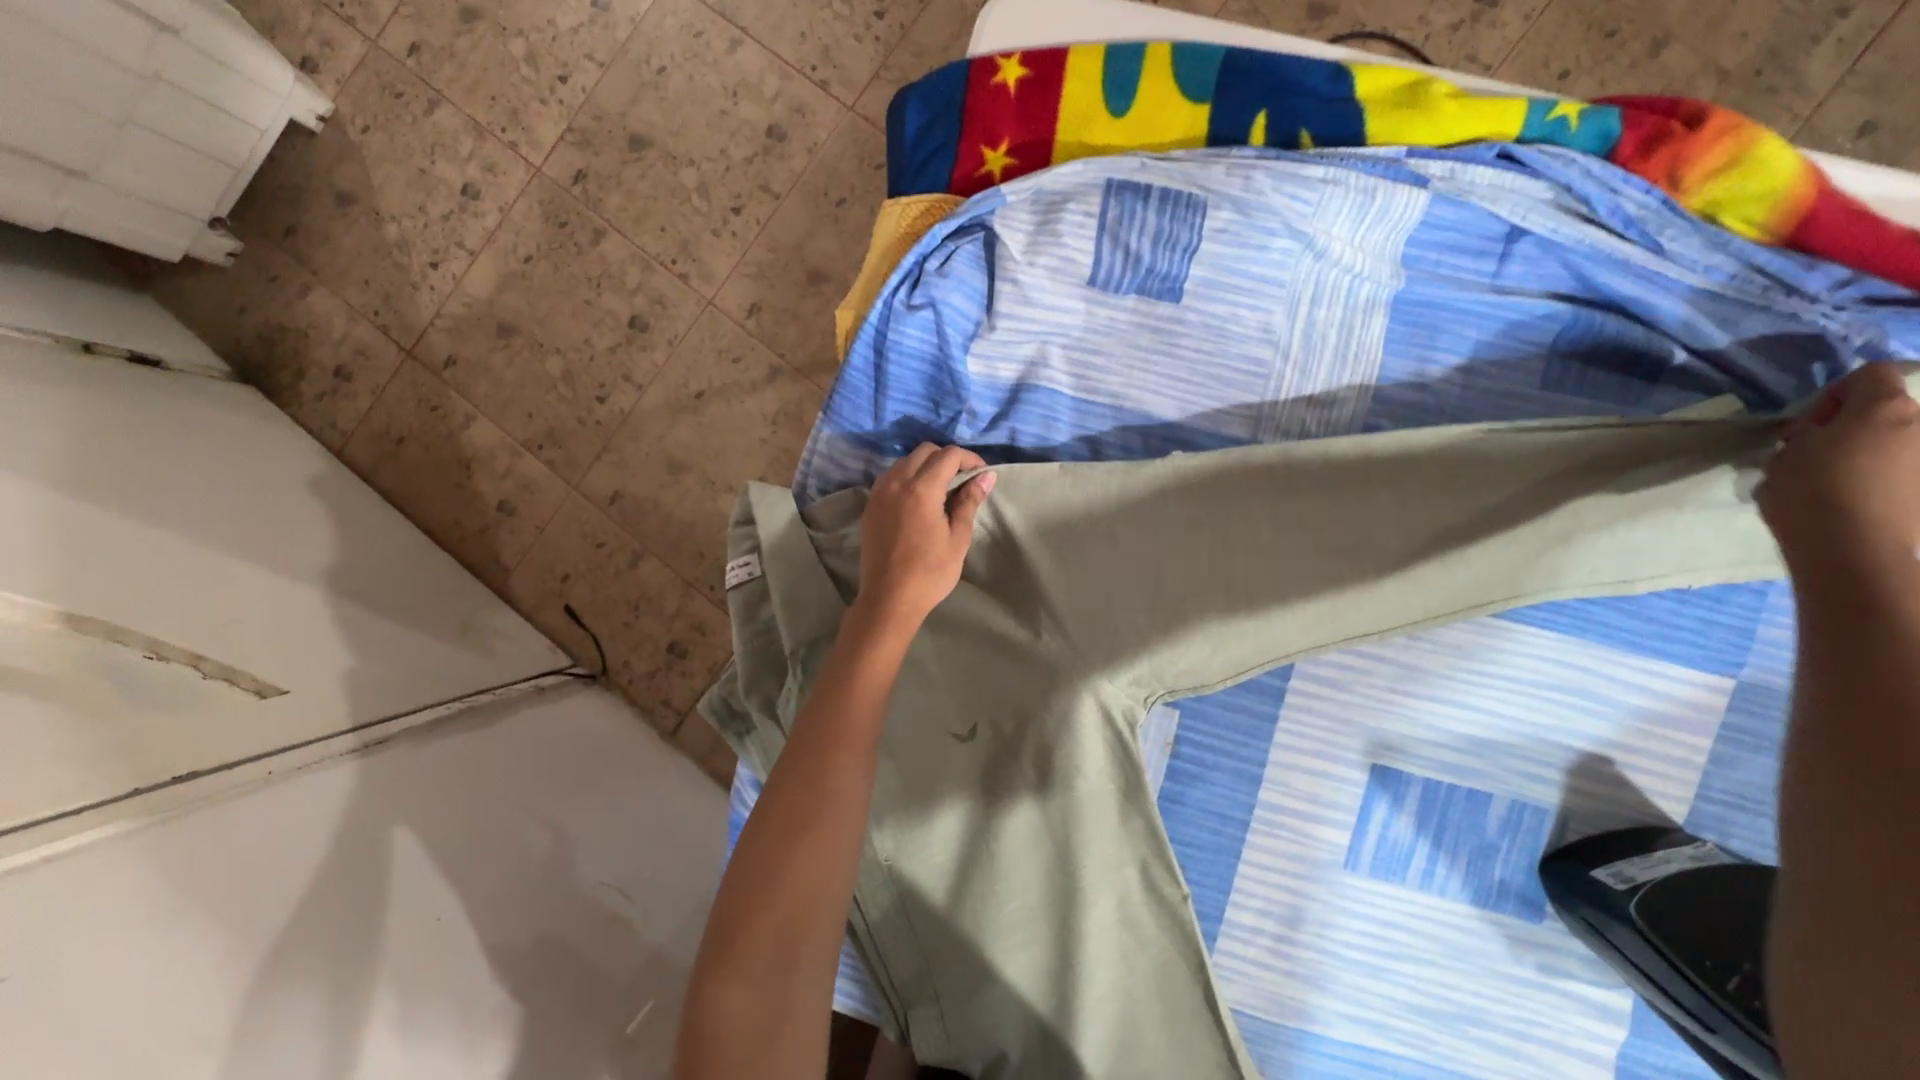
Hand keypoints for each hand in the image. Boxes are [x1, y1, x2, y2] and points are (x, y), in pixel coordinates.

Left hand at [854, 444, 995, 629]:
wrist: (889, 598)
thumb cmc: (930, 572)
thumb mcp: (958, 538)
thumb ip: (969, 501)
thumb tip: (986, 476)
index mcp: (921, 489)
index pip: (948, 455)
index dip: (969, 459)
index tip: (981, 474)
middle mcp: (897, 482)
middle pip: (925, 451)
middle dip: (947, 458)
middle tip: (963, 480)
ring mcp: (879, 493)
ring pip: (905, 461)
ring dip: (926, 466)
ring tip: (942, 489)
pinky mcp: (870, 505)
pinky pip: (891, 477)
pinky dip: (908, 477)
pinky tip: (919, 499)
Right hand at [1759, 363, 1919, 580]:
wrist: (1853, 550)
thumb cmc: (1810, 492)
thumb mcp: (1785, 455)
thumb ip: (1807, 434)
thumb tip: (1819, 435)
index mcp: (1884, 406)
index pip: (1868, 374)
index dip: (1835, 394)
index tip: (1809, 427)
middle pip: (1887, 411)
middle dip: (1854, 427)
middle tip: (1819, 456)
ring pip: (1897, 443)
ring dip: (1869, 454)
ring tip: (1837, 484)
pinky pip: (1903, 473)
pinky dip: (1884, 481)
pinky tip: (1857, 504)